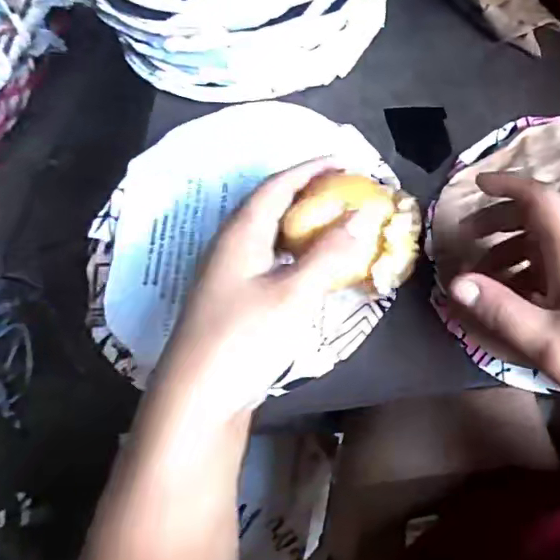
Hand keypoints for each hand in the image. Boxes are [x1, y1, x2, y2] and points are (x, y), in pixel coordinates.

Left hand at [152, 159, 382, 422]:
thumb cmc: (244, 339)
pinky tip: (312, 261)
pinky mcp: (234, 297)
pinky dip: (297, 245)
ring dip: (301, 217)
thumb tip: (363, 214)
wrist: (196, 400)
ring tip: (334, 216)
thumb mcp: (295, 293)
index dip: (310, 169)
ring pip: (269, 231)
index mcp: (241, 236)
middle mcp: (231, 247)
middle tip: (344, 186)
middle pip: (269, 204)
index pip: (277, 186)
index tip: (343, 159)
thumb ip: (330, 252)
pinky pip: (270, 254)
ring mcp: (229, 273)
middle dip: (307, 189)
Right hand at [446, 173, 559, 422]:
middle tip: (466, 236)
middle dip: (499, 221)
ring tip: (479, 276)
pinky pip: (553, 264)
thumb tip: (455, 282)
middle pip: (538, 218)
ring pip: (543, 244)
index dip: (508, 184)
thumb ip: (499, 308)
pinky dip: (525, 270)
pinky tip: (509, 296)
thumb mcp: (544, 339)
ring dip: (508, 251)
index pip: (540, 199)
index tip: (477, 182)